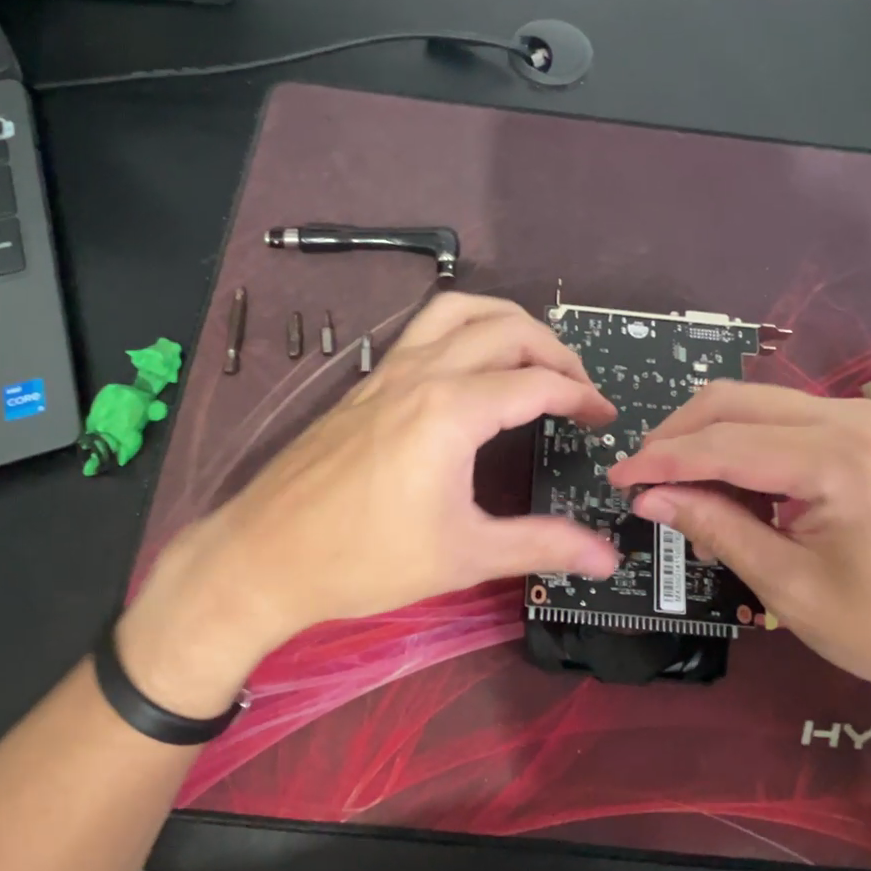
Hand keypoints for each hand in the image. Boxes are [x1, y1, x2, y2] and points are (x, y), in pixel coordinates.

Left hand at [118, 293, 620, 715]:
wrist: (264, 556)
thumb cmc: (365, 559)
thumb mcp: (464, 556)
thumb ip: (541, 545)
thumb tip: (606, 557)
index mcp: (451, 410)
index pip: (537, 383)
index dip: (581, 396)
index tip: (603, 418)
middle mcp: (423, 373)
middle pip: (506, 329)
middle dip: (554, 349)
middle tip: (578, 386)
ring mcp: (388, 372)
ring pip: (459, 311)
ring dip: (506, 321)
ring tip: (533, 353)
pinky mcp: (365, 383)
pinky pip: (425, 329)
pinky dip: (464, 328)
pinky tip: (470, 366)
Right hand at [606, 381, 870, 719]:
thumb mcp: (787, 586)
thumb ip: (715, 528)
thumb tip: (649, 497)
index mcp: (840, 459)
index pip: (725, 443)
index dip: (662, 459)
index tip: (616, 478)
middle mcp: (854, 419)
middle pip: (736, 402)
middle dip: (678, 436)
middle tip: (641, 480)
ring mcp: (865, 419)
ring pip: (756, 405)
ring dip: (709, 441)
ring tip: (685, 498)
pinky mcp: (867, 432)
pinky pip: (784, 422)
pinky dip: (745, 448)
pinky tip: (732, 493)